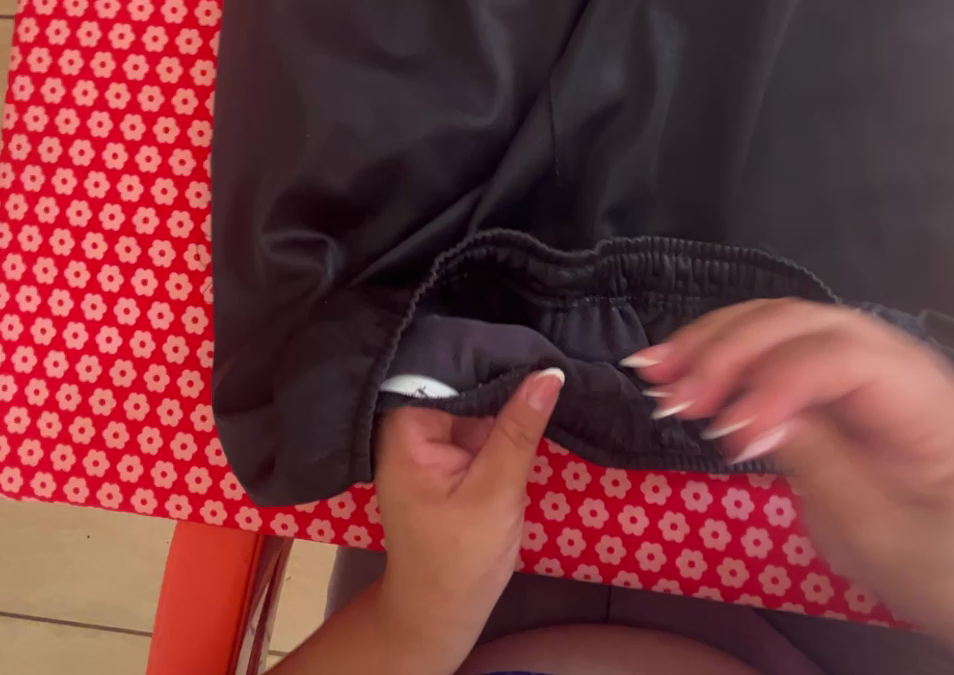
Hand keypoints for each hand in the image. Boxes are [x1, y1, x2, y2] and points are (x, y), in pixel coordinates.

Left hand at [371, 369, 563, 661]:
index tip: (530, 339)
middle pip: (459, 378)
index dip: (486, 350)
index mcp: (405, 425)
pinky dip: (504, 411)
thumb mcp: (495, 492)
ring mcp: (432, 435)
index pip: (445, 368)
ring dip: (506, 386)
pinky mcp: (451, 449)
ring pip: (473, 395)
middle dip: (500, 365)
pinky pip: (479, 416)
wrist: (442, 614)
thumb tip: (548, 372)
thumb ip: (519, 429)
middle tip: (546, 347)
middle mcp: (412, 421)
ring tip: (545, 358)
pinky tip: (533, 391)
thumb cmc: (459, 559)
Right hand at [626, 300, 953, 623]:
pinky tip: (666, 364)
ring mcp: (850, 346)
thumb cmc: (914, 551)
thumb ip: (819, 464)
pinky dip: (705, 345)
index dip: (779, 384)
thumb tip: (746, 420)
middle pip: (800, 323)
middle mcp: (891, 353)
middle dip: (730, 352)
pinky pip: (753, 333)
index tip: (727, 433)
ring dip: (705, 341)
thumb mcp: (873, 528)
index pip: (846, 362)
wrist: (932, 550)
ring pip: (767, 318)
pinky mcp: (812, 353)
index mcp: (927, 399)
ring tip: (655, 373)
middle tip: (676, 398)